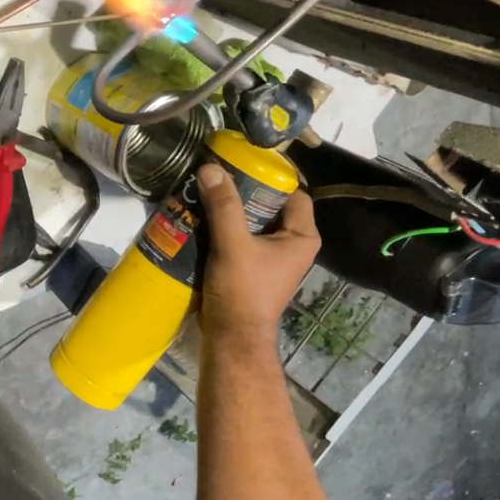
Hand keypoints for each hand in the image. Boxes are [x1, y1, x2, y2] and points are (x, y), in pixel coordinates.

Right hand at [193, 163, 319, 345]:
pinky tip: (198, 218)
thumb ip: (223, 206)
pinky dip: (220, 227)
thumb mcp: (233, 244)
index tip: (242, 162)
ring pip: (250, 222)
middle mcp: (290, 244)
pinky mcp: (249, 267)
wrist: (231, 336)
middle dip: (241, 191)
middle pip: (268, 205)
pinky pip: (237, 237)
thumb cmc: (243, 290)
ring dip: (227, 209)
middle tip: (215, 176)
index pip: (293, 193)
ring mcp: (269, 258)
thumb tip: (210, 167)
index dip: (271, 177)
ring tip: (202, 193)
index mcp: (301, 236)